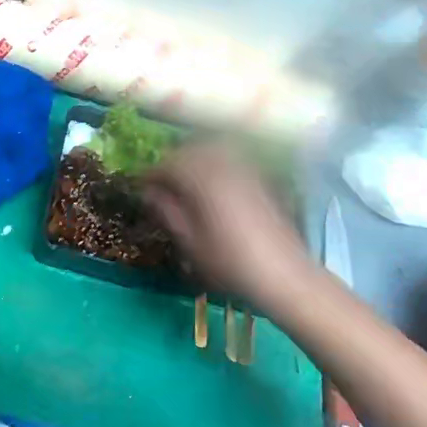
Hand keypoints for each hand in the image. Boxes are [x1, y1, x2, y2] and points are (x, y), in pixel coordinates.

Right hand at [144, 142, 315, 303]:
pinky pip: (230, 158)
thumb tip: (148, 192)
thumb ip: (167, 212)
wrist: (286, 277)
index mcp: (202, 180)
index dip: (151, 174)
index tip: (141, 187)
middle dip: (172, 163)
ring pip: (210, 150)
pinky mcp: (259, 179)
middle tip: (161, 185)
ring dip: (192, 159)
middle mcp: (223, 166)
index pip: (168, 164)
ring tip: (184, 183)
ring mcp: (245, 170)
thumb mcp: (191, 243)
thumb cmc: (232, 264)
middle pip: (189, 150)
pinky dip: (214, 162)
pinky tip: (211, 184)